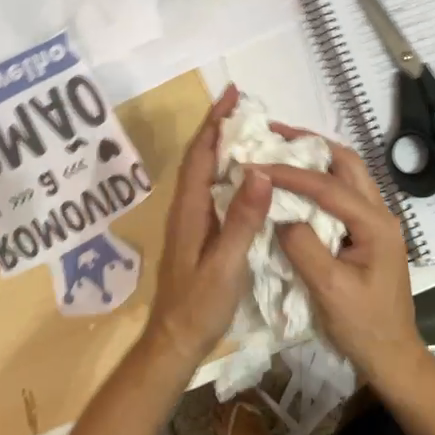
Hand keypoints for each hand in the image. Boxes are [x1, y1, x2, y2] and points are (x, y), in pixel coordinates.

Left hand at [147, 86, 272, 367]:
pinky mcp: (198, 234)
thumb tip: (258, 171)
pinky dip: (227, 172)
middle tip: (246, 106)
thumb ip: (242, 220)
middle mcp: (187, 209)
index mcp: (191, 210)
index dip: (215, 122)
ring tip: (250, 131)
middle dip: (219, 127)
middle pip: (201, 158)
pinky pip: (212, 190)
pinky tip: (247, 177)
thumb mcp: (226, 264)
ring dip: (223, 147)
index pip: (201, 155)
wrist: (175, 341)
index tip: (232, 94)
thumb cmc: (200, 304)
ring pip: (205, 173)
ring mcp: (191, 222)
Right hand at [257, 130, 427, 383]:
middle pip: (345, 163)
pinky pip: (342, 194)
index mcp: (375, 224)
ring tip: (280, 150)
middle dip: (309, 144)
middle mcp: (380, 214)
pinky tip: (294, 185)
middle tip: (272, 135)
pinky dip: (318, 180)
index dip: (290, 173)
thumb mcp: (330, 290)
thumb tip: (280, 216)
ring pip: (346, 174)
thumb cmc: (363, 325)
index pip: (328, 186)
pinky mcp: (366, 233)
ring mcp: (375, 222)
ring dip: (314, 159)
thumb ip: (304, 247)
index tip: (255, 164)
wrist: (391, 355)